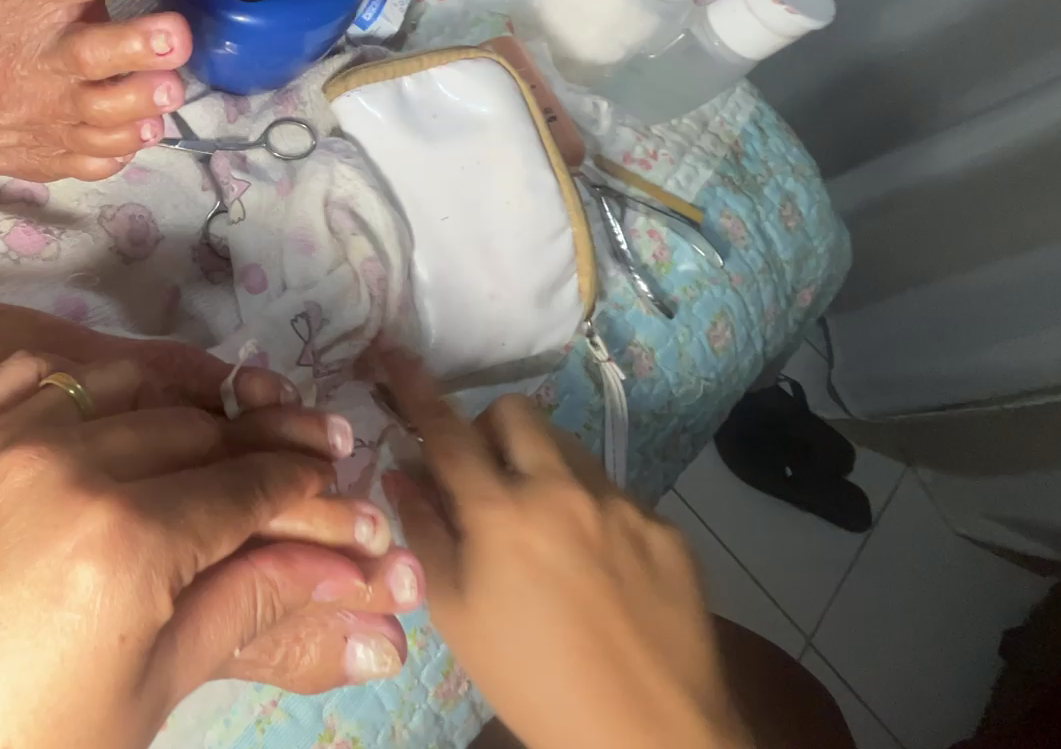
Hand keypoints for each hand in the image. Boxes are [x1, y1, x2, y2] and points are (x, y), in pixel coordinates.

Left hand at [0, 299, 421, 691]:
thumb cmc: (29, 745)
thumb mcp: (153, 686)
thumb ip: (254, 605)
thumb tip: (365, 580)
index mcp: (121, 540)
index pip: (244, 488)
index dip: (306, 489)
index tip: (346, 487)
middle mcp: (64, 464)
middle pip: (198, 431)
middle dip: (266, 446)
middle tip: (313, 453)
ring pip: (128, 384)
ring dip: (191, 398)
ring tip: (234, 418)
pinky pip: (41, 371)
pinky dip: (96, 377)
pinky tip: (130, 396)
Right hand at [374, 348, 752, 748]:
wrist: (651, 743)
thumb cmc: (530, 679)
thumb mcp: (454, 611)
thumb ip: (423, 529)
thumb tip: (400, 472)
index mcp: (502, 514)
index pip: (446, 429)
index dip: (414, 387)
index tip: (393, 351)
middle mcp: (564, 492)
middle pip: (517, 413)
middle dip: (488, 428)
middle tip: (482, 476)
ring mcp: (624, 508)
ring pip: (568, 447)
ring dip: (539, 464)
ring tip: (541, 525)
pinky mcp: (667, 532)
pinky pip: (613, 493)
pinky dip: (587, 509)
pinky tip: (594, 566)